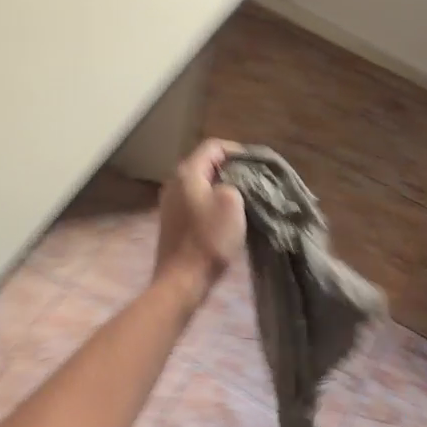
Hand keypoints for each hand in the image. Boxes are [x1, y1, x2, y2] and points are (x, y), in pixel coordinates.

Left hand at [154, 139, 245, 283]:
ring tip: (243, 197)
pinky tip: (225, 216)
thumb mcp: (232, 202)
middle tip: (253, 180)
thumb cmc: (209, 238)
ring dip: (221, 186)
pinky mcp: (172, 220)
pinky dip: (212, 202)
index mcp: (187, 172)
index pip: (213, 146)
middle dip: (230, 169)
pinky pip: (195, 200)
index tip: (256, 165)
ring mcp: (170, 202)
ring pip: (200, 183)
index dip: (237, 151)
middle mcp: (173, 181)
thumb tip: (229, 183)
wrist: (182, 279)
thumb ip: (234, 181)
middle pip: (205, 163)